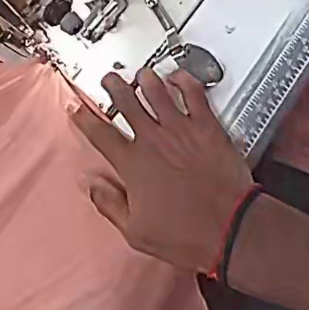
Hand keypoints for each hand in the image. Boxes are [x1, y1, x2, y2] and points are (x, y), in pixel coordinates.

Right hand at [69, 69, 256, 274]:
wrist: (231, 229)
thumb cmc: (187, 234)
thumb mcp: (137, 231)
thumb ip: (110, 204)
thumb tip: (93, 187)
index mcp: (133, 163)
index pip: (100, 133)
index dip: (84, 118)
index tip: (77, 109)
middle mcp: (153, 139)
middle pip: (125, 100)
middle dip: (113, 85)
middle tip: (110, 79)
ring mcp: (180, 129)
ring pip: (156, 90)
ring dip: (145, 79)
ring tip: (142, 75)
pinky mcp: (206, 126)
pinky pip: (193, 93)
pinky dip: (184, 81)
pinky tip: (178, 78)